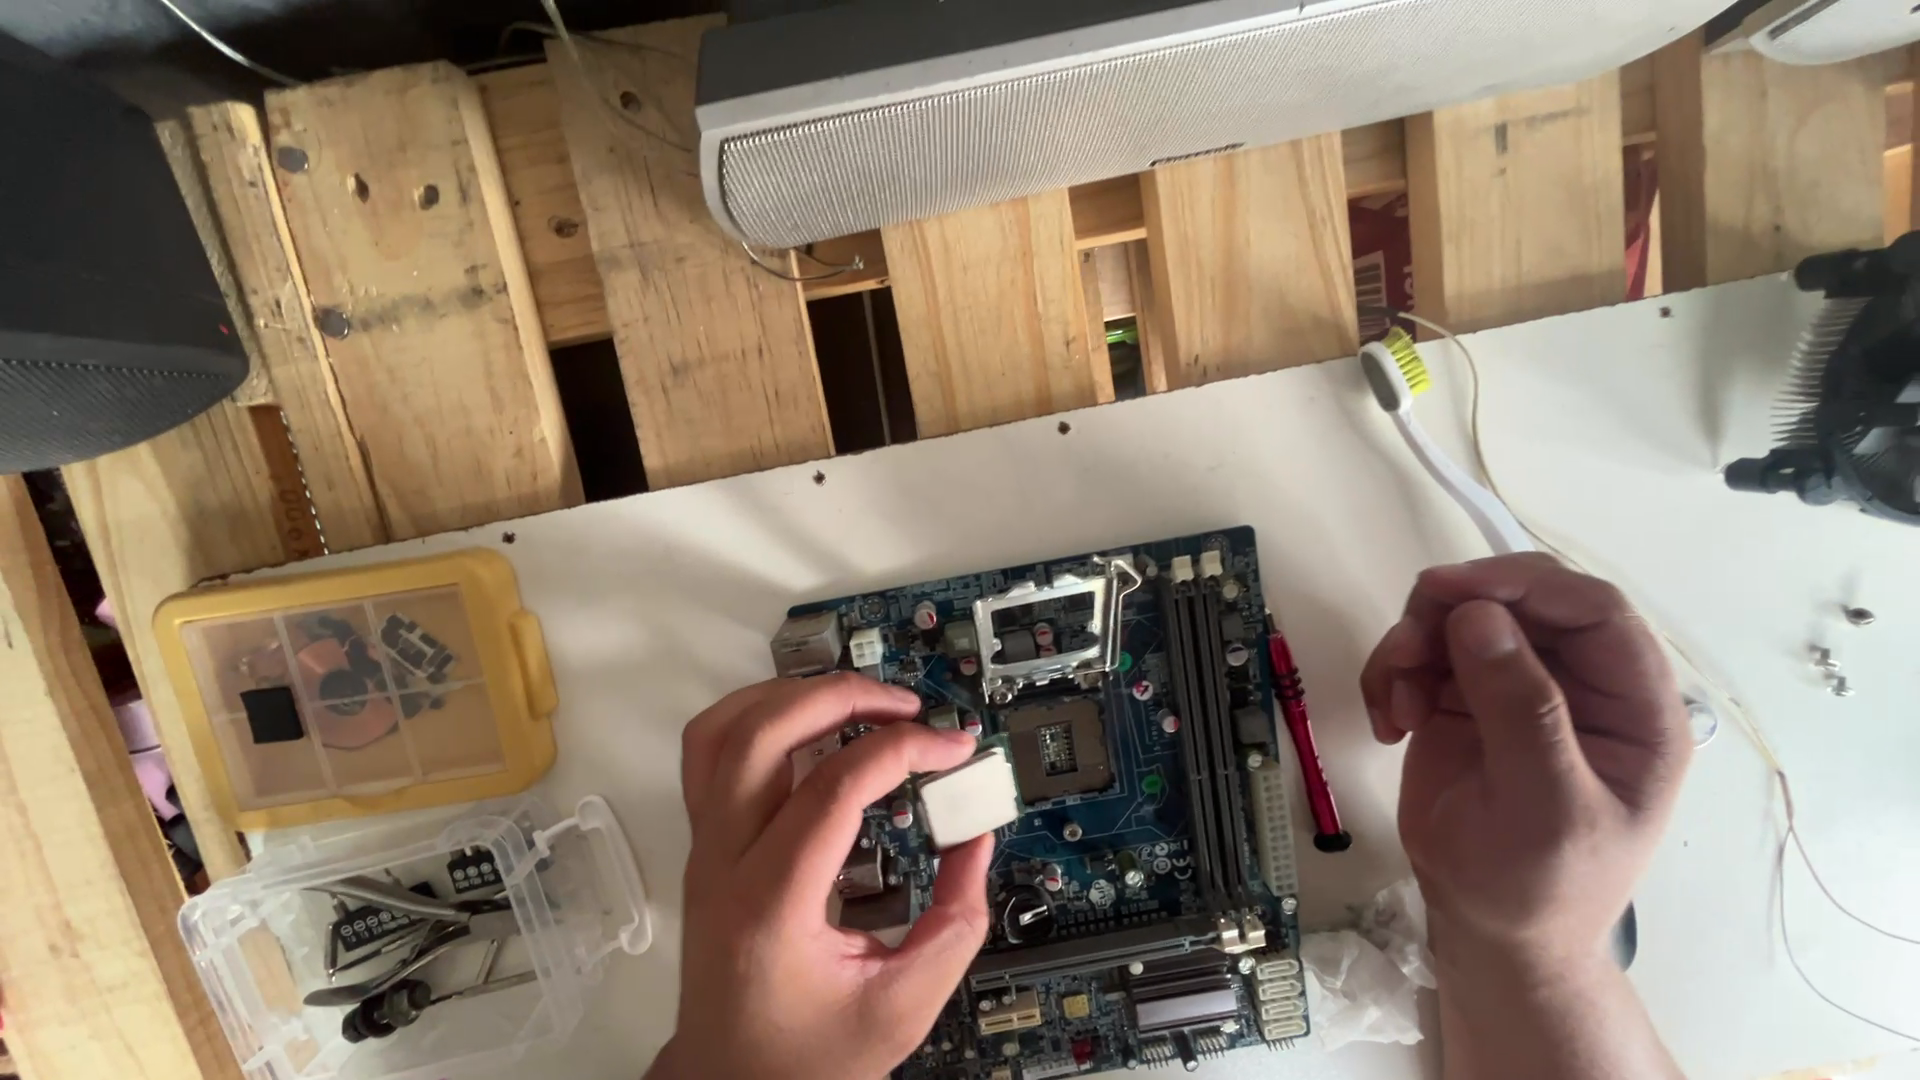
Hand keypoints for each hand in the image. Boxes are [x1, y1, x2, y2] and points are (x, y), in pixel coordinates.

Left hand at [649, 674, 992, 1079]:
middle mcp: (724, 862)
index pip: (834, 789)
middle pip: (765, 736)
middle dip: (844, 699)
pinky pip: (710, 747)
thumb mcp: (902, 1007)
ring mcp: (705, 845)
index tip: (953, 748)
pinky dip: (758, 711)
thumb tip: (976, 837)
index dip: (903, 751)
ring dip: (796, 694)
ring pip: (725, 729)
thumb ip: (955, 921)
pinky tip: (806, 717)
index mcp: (772, 906)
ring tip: (858, 701)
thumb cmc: (806, 1057)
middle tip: (906, 708)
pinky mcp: (706, 838)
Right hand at [1360, 554, 1691, 968]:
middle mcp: (1574, 683)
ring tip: (1394, 707)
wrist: (1485, 921)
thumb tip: (1476, 615)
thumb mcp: (1543, 803)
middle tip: (1404, 650)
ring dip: (1408, 650)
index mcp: (1631, 704)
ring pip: (1453, 619)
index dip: (1523, 583)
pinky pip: (1416, 654)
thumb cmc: (1538, 879)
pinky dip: (1388, 676)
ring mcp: (1511, 686)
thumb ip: (1521, 708)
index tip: (1447, 591)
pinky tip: (1388, 724)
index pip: (1591, 608)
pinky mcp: (1456, 698)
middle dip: (1448, 614)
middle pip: (1513, 599)